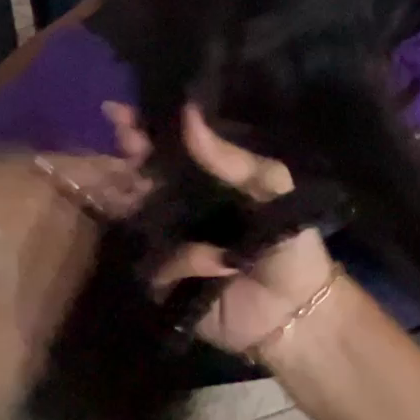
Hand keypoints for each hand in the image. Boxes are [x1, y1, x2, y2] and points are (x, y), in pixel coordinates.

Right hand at [103, 103, 337, 356]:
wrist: (297, 308)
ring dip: (140, 202)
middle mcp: (181, 207)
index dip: (144, 129)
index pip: (167, 149)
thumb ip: (230, 158)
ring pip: (137, 217)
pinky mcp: (165, 283)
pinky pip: (160, 265)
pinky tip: (219, 264)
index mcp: (207, 182)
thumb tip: (188, 114)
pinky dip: (190, 261)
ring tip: (146, 190)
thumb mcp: (271, 187)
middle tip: (126, 140)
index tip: (121, 112)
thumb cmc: (291, 241)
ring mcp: (168, 243)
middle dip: (129, 158)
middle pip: (141, 177)